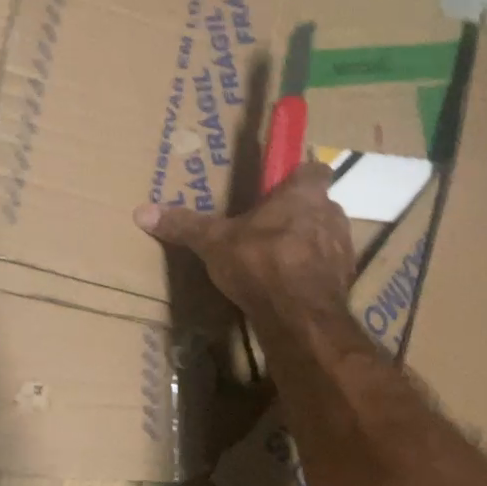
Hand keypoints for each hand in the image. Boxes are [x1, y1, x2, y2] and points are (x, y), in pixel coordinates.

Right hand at [133, 162, 353, 336]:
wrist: (298, 314)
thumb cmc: (260, 262)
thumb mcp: (213, 242)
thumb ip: (184, 226)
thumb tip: (141, 212)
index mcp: (304, 195)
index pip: (314, 170)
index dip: (298, 177)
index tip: (278, 188)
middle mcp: (331, 214)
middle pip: (317, 205)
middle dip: (296, 214)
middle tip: (266, 228)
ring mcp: (343, 248)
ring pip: (324, 236)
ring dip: (305, 244)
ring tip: (274, 260)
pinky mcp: (344, 279)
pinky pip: (326, 268)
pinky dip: (310, 273)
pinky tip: (286, 287)